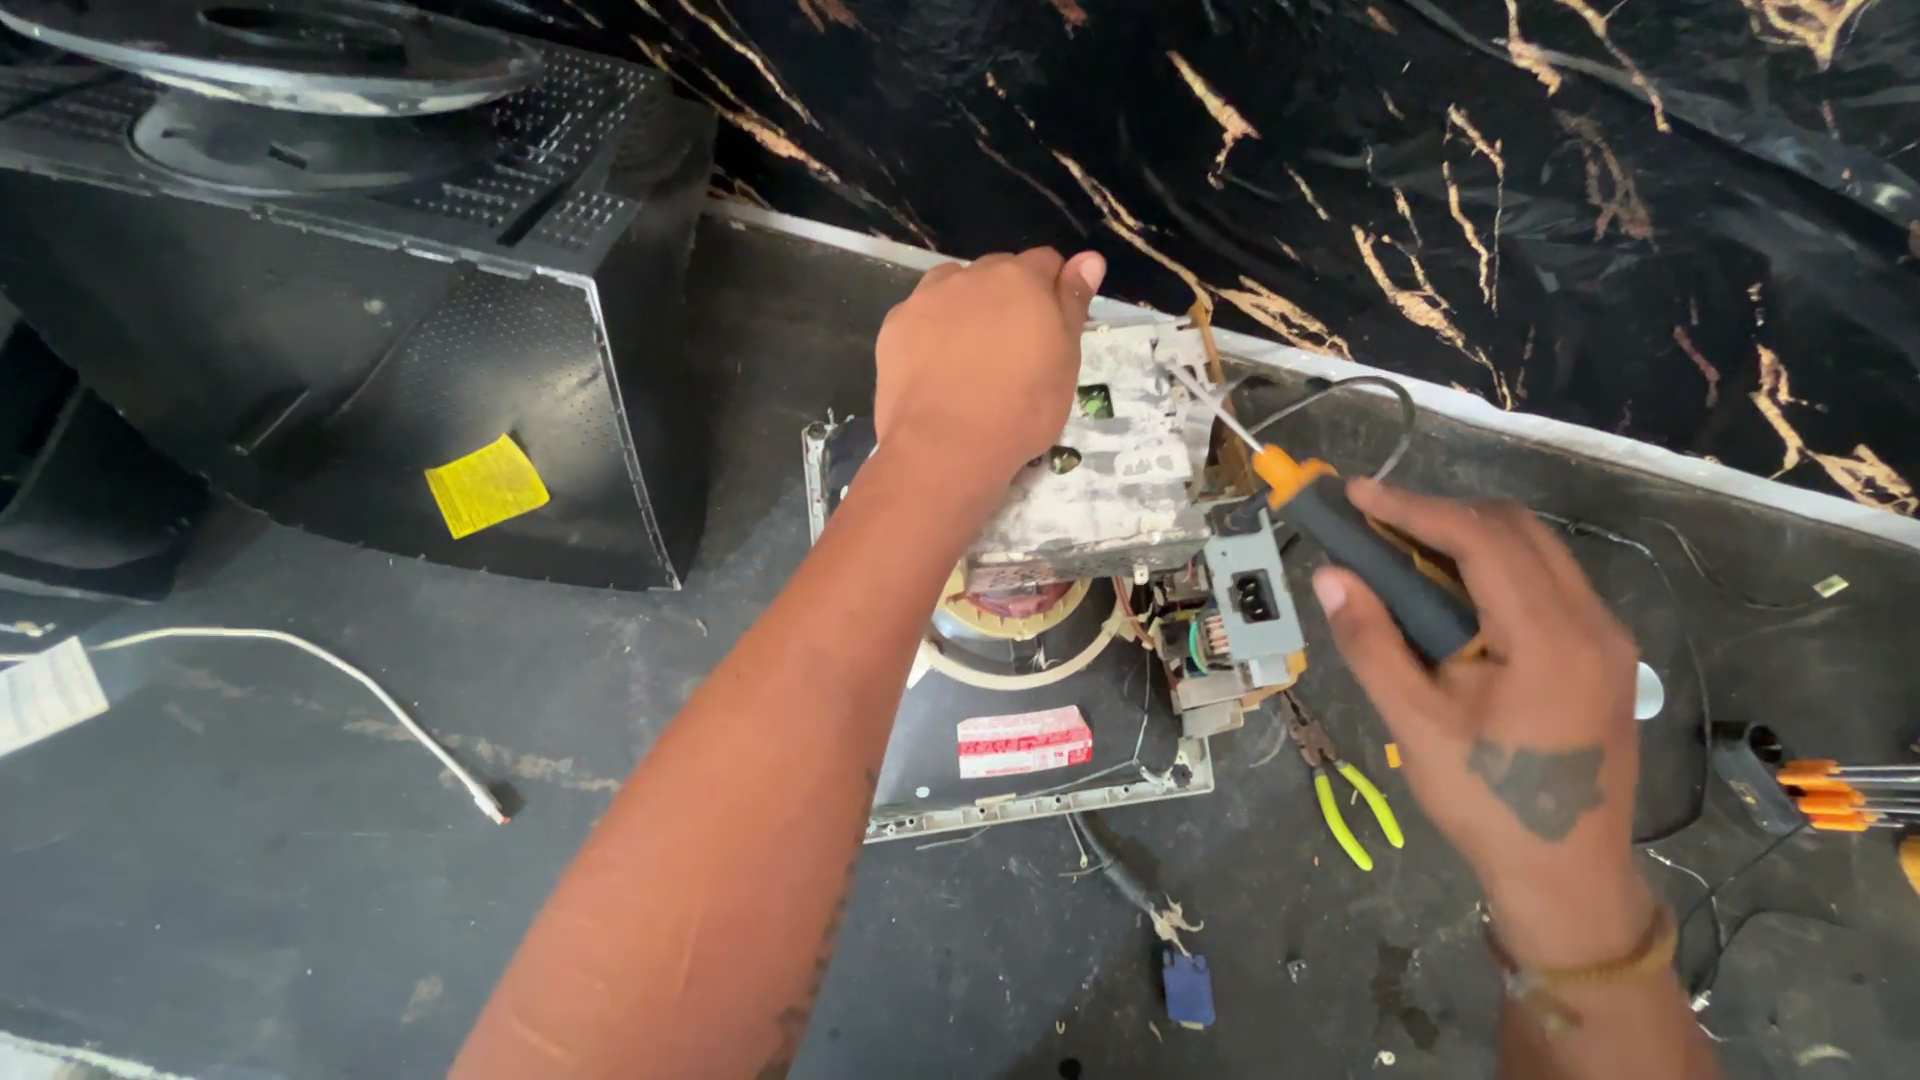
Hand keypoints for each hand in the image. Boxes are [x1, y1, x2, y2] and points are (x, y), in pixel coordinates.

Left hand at [874, 248, 1104, 483]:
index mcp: (1021, 280)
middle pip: (997, 272)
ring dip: (966, 306)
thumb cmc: (1021, 410)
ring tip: (969, 355)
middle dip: (1007, 298)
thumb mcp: (1064, 362)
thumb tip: (1089, 258)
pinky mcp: (895, 327)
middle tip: (1010, 349)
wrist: (946, 447)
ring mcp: (927, 299)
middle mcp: (972, 276)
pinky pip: (919, 315)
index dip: (1052, 292)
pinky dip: (930, 331)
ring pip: (953, 287)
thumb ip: (1072, 305)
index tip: (1050, 328)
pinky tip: (934, 367)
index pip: (1046, 263)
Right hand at [1312, 479, 1654, 966]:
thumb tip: (1330, 575)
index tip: (1354, 494)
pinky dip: (1489, 564)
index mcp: (1551, 639)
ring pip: (1536, 550)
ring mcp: (1606, 637)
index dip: (1413, 507)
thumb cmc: (1485, 800)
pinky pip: (1545, 580)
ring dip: (1465, 534)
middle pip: (1516, 530)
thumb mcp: (1414, 722)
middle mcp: (1593, 623)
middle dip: (1439, 511)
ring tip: (1398, 544)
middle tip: (1371, 519)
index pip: (1482, 540)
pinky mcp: (1601, 653)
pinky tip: (1445, 587)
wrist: (1567, 875)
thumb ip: (1371, 641)